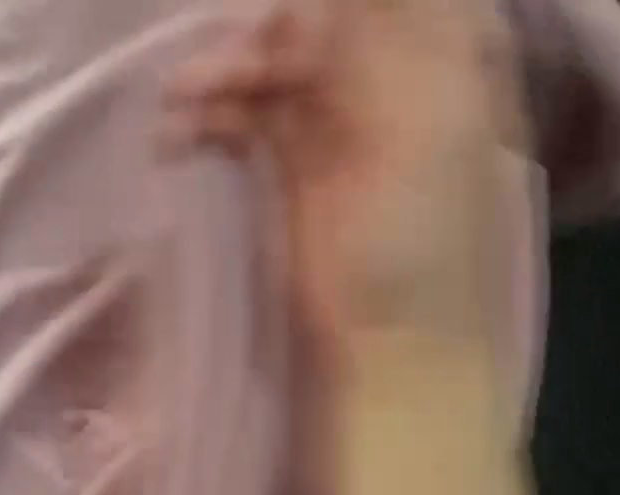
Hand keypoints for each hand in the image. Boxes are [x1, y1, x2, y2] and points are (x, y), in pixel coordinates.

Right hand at [165, 0, 531, 362]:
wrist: (389, 336)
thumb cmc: (419, 236)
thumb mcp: (415, 123)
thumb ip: (367, 45)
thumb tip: (299, 3)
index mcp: (440, 53)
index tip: (270, 6)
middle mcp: (385, 73)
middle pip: (317, 15)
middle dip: (265, 25)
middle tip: (224, 53)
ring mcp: (333, 120)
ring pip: (273, 62)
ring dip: (225, 70)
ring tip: (179, 96)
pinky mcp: (290, 166)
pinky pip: (246, 117)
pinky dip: (211, 118)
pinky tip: (180, 131)